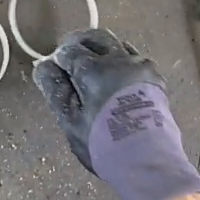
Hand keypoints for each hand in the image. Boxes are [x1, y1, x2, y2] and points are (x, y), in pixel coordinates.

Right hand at [33, 28, 199, 199]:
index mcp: (94, 69)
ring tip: (94, 68)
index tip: (54, 67)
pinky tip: (117, 80)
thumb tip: (43, 66)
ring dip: (103, 51)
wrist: (150, 161)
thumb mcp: (71, 121)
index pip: (70, 50)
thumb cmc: (104, 144)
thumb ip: (56, 90)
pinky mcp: (156, 80)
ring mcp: (142, 68)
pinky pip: (135, 61)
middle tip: (70, 55)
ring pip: (118, 46)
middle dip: (80, 43)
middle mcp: (120, 60)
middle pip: (96, 38)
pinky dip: (121, 63)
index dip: (59, 57)